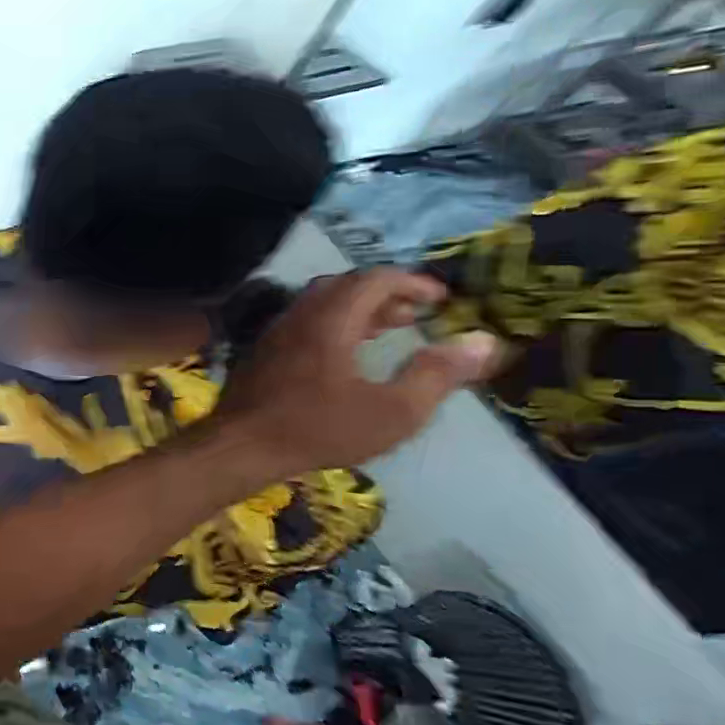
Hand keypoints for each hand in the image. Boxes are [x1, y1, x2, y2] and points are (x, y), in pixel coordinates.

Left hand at [213, 268, 498, 473]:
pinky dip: (333, 324)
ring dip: (357, 309)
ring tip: (390, 330)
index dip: (411, 282)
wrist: (242, 445)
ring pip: (320, 304)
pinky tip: (346, 354)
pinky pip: (303, 322)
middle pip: (344, 286)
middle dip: (384, 293)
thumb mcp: (393, 411)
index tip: (440, 299)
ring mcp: (275, 333)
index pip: (372, 279)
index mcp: (329, 320)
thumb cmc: (320, 429)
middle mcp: (298, 316)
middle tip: (415, 314)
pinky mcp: (262, 352)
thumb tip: (482, 342)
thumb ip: (437, 374)